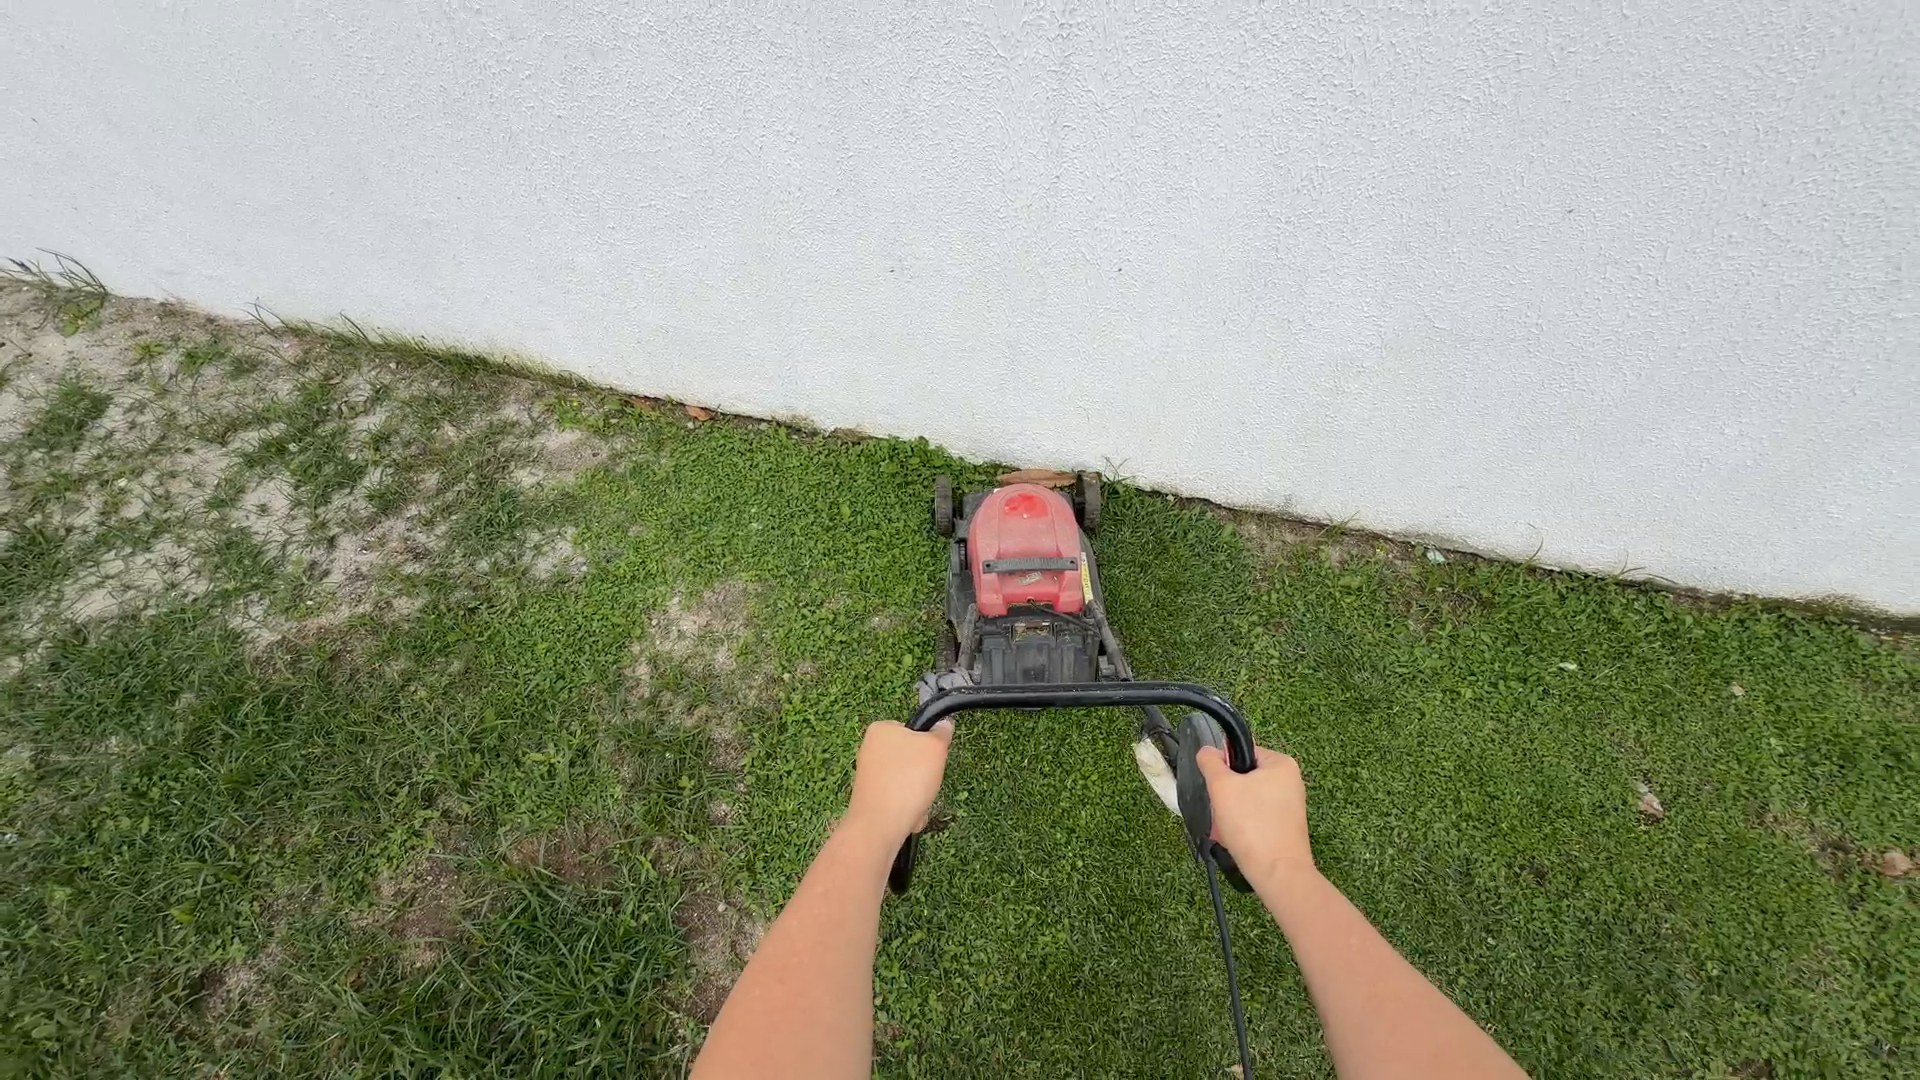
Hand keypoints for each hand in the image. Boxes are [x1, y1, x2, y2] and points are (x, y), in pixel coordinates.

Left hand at [845, 720, 954, 841]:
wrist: (879, 825)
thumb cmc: (907, 780)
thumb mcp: (935, 747)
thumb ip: (941, 733)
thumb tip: (944, 724)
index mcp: (880, 729)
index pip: (913, 730)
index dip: (928, 744)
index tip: (934, 757)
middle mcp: (869, 750)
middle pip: (911, 757)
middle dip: (924, 774)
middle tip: (927, 782)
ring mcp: (868, 775)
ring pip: (907, 780)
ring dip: (919, 793)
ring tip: (918, 802)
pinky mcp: (870, 798)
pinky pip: (897, 798)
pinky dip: (907, 807)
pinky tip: (909, 816)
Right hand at [1196, 743, 1314, 879]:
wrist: (1277, 873)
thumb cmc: (1251, 823)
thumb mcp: (1221, 785)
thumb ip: (1210, 762)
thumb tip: (1207, 751)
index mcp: (1281, 763)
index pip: (1241, 752)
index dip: (1222, 767)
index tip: (1215, 786)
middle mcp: (1290, 781)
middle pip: (1243, 777)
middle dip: (1226, 794)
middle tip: (1220, 810)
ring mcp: (1290, 805)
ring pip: (1246, 799)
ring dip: (1230, 811)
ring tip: (1225, 828)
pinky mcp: (1286, 826)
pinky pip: (1255, 816)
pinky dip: (1242, 825)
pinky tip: (1234, 838)